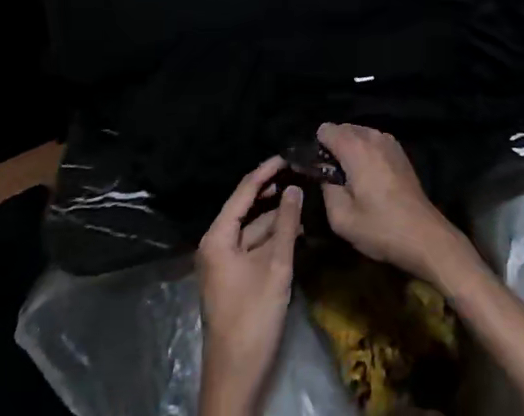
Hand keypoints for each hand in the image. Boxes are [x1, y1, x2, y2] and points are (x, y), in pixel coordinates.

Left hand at [197, 157, 301, 415]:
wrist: (237, 370)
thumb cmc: (253, 313)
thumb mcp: (276, 264)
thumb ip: (286, 223)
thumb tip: (295, 187)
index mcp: (217, 237)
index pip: (243, 191)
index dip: (266, 171)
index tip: (290, 154)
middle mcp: (216, 244)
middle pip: (246, 207)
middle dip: (273, 190)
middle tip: (303, 172)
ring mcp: (224, 261)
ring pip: (253, 226)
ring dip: (277, 214)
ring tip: (307, 196)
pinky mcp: (235, 275)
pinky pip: (255, 244)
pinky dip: (274, 234)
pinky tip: (298, 226)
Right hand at [316, 123, 479, 285]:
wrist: (422, 234)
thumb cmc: (379, 227)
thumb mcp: (341, 217)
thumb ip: (326, 188)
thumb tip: (323, 174)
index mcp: (357, 148)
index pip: (327, 130)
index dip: (316, 145)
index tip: (312, 167)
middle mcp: (374, 137)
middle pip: (345, 129)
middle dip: (332, 146)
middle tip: (326, 176)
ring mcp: (391, 143)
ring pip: (361, 134)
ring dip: (349, 149)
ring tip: (345, 178)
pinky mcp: (400, 153)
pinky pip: (374, 142)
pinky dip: (364, 152)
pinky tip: (364, 177)